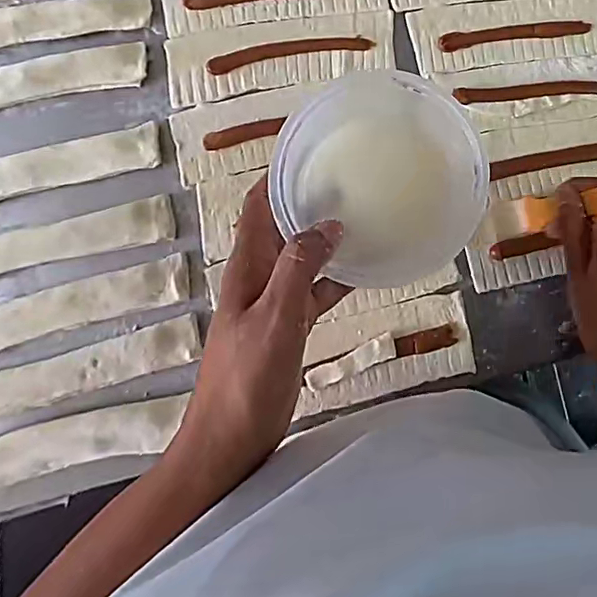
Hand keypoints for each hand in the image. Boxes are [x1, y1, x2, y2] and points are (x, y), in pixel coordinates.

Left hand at [168, 179, 349, 492]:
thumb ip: (299, 268)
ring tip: (364, 214)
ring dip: (328, 235)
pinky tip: (366, 268)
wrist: (230, 444)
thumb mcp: (276, 318)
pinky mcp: (290, 324)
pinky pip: (318, 288)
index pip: (256, 207)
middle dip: (310, 199)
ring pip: (304, 255)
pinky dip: (338, 275)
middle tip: (350, 178)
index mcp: (247, 268)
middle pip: (283, 225)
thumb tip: (328, 223)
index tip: (309, 152)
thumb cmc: (246, 380)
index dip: (276, 175)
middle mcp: (260, 277)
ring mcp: (275, 301)